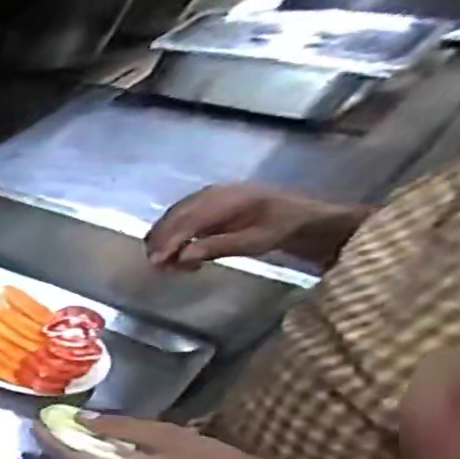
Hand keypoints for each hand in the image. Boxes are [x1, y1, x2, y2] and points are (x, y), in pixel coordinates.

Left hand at [33, 414, 285, 458]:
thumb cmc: (205, 458)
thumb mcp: (159, 434)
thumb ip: (115, 427)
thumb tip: (81, 420)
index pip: (70, 458)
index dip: (49, 441)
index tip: (34, 423)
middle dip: (59, 445)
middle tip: (48, 424)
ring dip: (76, 452)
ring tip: (66, 430)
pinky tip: (94, 445)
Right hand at [145, 183, 359, 268]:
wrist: (303, 218)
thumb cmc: (282, 230)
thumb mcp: (255, 242)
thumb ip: (217, 247)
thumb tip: (181, 257)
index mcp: (230, 198)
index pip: (188, 219)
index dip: (169, 241)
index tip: (157, 261)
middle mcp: (213, 192)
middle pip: (173, 218)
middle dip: (161, 243)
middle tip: (160, 265)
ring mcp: (205, 195)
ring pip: (171, 218)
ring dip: (164, 240)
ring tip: (171, 261)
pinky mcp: (201, 202)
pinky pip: (177, 218)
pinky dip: (172, 235)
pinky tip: (180, 250)